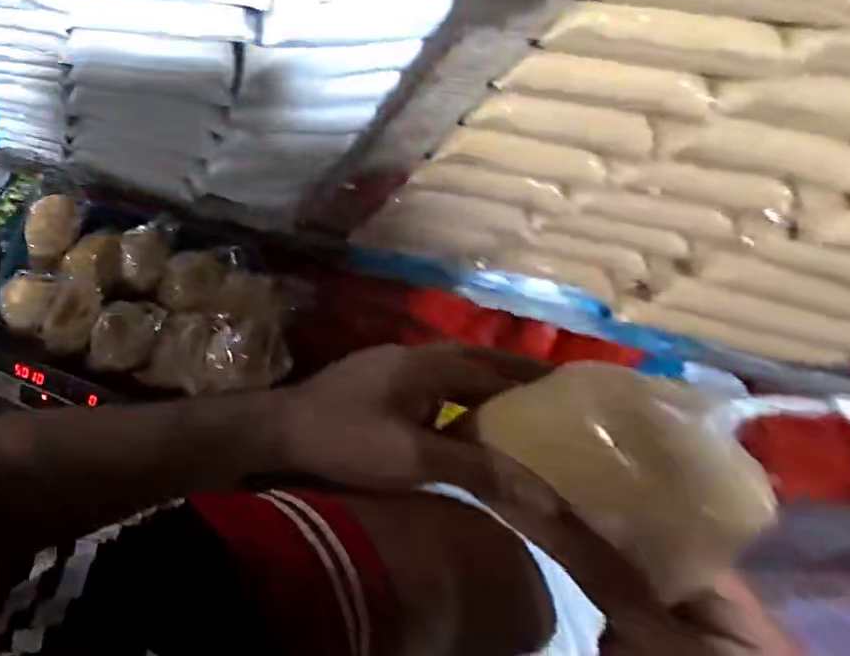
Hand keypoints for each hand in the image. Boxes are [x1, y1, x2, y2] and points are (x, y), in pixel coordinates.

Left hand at [271, 343, 558, 509]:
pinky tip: (460, 415)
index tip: (571, 389)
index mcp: (419, 364)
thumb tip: (547, 493)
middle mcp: (404, 355)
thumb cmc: (345, 438)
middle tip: (553, 390)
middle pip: (466, 359)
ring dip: (478, 380)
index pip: (486, 369)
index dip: (529, 379)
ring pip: (443, 368)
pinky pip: (425, 381)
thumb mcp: (413, 456)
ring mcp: (382, 365)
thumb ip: (477, 468)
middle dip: (508, 370)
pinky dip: (452, 392)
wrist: (278, 430)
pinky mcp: (369, 382)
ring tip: (516, 405)